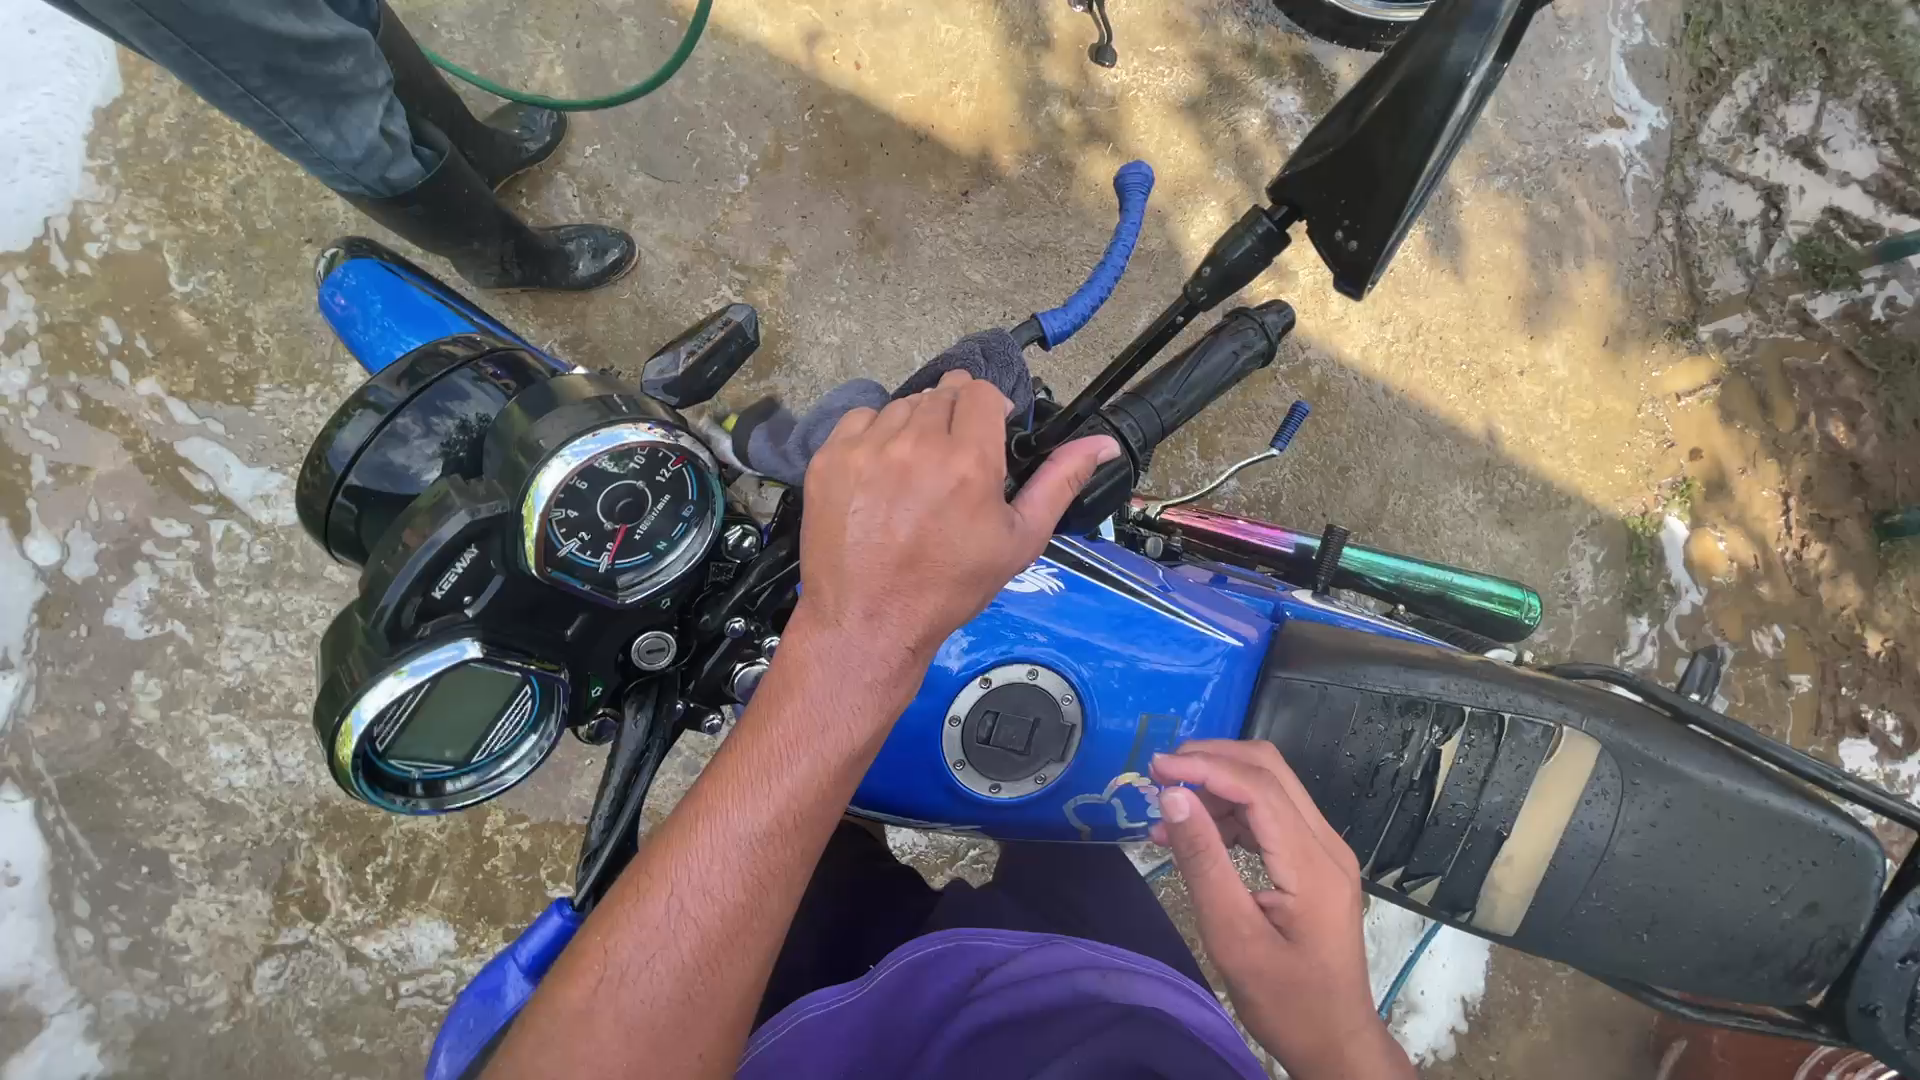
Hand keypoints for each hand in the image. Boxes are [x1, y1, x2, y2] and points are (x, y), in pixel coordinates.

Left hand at [794, 370, 1118, 678]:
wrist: (869, 619)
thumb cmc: (948, 587)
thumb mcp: (1019, 541)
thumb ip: (1060, 482)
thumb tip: (1101, 444)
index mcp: (968, 461)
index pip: (981, 391)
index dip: (989, 410)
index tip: (987, 434)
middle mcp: (916, 443)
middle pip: (942, 393)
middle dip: (955, 418)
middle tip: (952, 463)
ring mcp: (867, 448)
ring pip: (902, 405)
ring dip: (916, 427)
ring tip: (916, 473)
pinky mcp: (831, 458)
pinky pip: (861, 419)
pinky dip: (875, 437)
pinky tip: (882, 474)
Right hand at [1150, 741, 1414, 1079]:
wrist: (1337, 1045)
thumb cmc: (1286, 1002)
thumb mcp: (1233, 937)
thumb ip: (1202, 861)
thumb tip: (1172, 796)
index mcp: (1313, 863)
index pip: (1258, 786)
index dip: (1204, 766)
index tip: (1155, 769)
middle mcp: (1325, 844)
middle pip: (1268, 769)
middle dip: (1210, 759)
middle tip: (1160, 774)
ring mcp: (1323, 849)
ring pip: (1267, 784)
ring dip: (1215, 783)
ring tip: (1167, 810)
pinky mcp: (1313, 859)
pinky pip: (1268, 811)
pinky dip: (1228, 809)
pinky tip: (1194, 831)